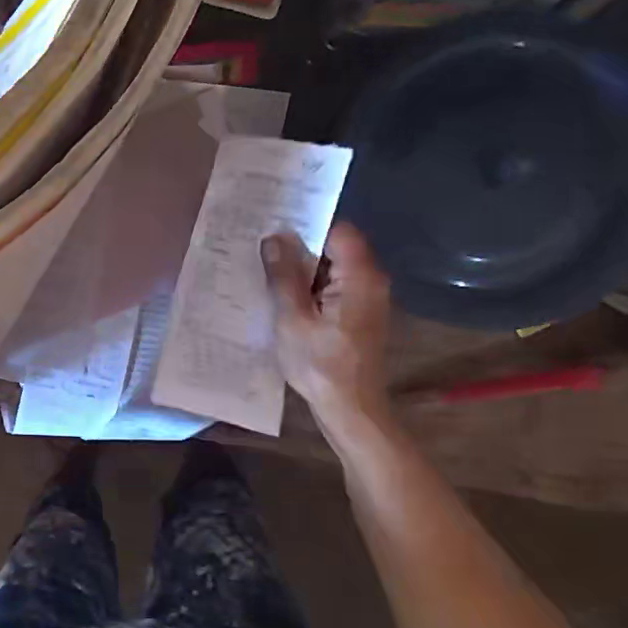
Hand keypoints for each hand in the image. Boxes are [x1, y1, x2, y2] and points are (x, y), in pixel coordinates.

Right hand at [261, 223, 392, 425]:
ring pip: (329, 267)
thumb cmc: (319, 364)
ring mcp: (365, 297)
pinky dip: (306, 285)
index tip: (271, 221)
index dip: (306, 223)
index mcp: (360, 277)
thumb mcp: (292, 319)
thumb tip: (274, 238)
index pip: (337, 230)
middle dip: (297, 244)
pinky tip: (278, 293)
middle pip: (333, 247)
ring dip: (298, 267)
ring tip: (260, 267)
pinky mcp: (355, 312)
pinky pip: (329, 285)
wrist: (349, 406)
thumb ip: (284, 277)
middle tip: (257, 244)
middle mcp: (370, 280)